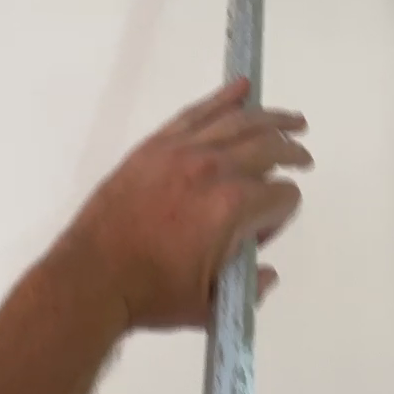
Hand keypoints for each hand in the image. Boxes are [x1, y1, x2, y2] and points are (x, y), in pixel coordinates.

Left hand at [62, 78, 309, 331]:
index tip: (268, 226)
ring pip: (240, 122)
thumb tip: (267, 272)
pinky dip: (224, 98)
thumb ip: (249, 288)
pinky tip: (242, 88)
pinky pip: (198, 112)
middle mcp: (216, 169)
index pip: (282, 196)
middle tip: (303, 158)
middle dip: (293, 154)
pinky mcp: (159, 144)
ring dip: (272, 118)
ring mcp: (185, 151)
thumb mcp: (210, 305)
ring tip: (294, 120)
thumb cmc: (151, 294)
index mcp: (234, 207)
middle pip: (270, 148)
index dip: (282, 212)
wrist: (90, 278)